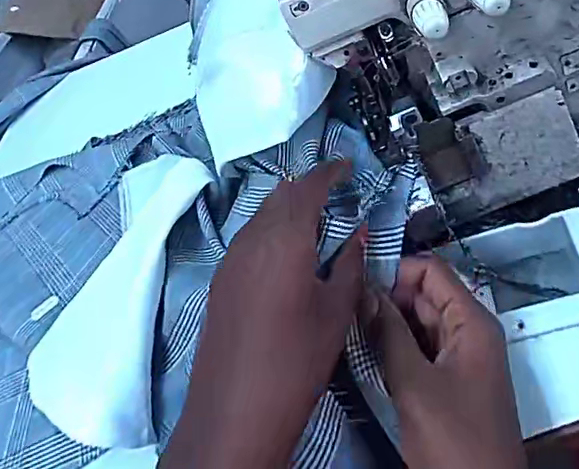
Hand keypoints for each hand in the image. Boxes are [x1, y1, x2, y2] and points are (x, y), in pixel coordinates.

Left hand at [162, 160, 364, 468]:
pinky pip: (250, 235)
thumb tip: (356, 233)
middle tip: (334, 194)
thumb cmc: (295, 360)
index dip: (328, 172)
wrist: (233, 410)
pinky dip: (271, 229)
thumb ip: (348, 265)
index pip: (308, 187)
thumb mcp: (335, 313)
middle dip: (308, 188)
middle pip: (282, 195)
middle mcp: (254, 236)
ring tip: (314, 222)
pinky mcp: (222, 276)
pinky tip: (286, 254)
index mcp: (285, 238)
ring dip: (287, 208)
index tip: (346, 167)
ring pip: (263, 214)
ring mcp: (232, 255)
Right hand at [365, 254, 524, 468]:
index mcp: (472, 322)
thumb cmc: (455, 443)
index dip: (395, 271)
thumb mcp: (415, 384)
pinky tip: (369, 352)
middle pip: (422, 293)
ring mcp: (461, 358)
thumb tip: (364, 290)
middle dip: (387, 299)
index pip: (430, 270)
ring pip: (418, 320)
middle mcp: (469, 331)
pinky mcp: (450, 381)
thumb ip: (388, 332)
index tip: (360, 286)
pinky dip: (395, 346)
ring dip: (388, 324)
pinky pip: (420, 347)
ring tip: (354, 329)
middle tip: (349, 311)